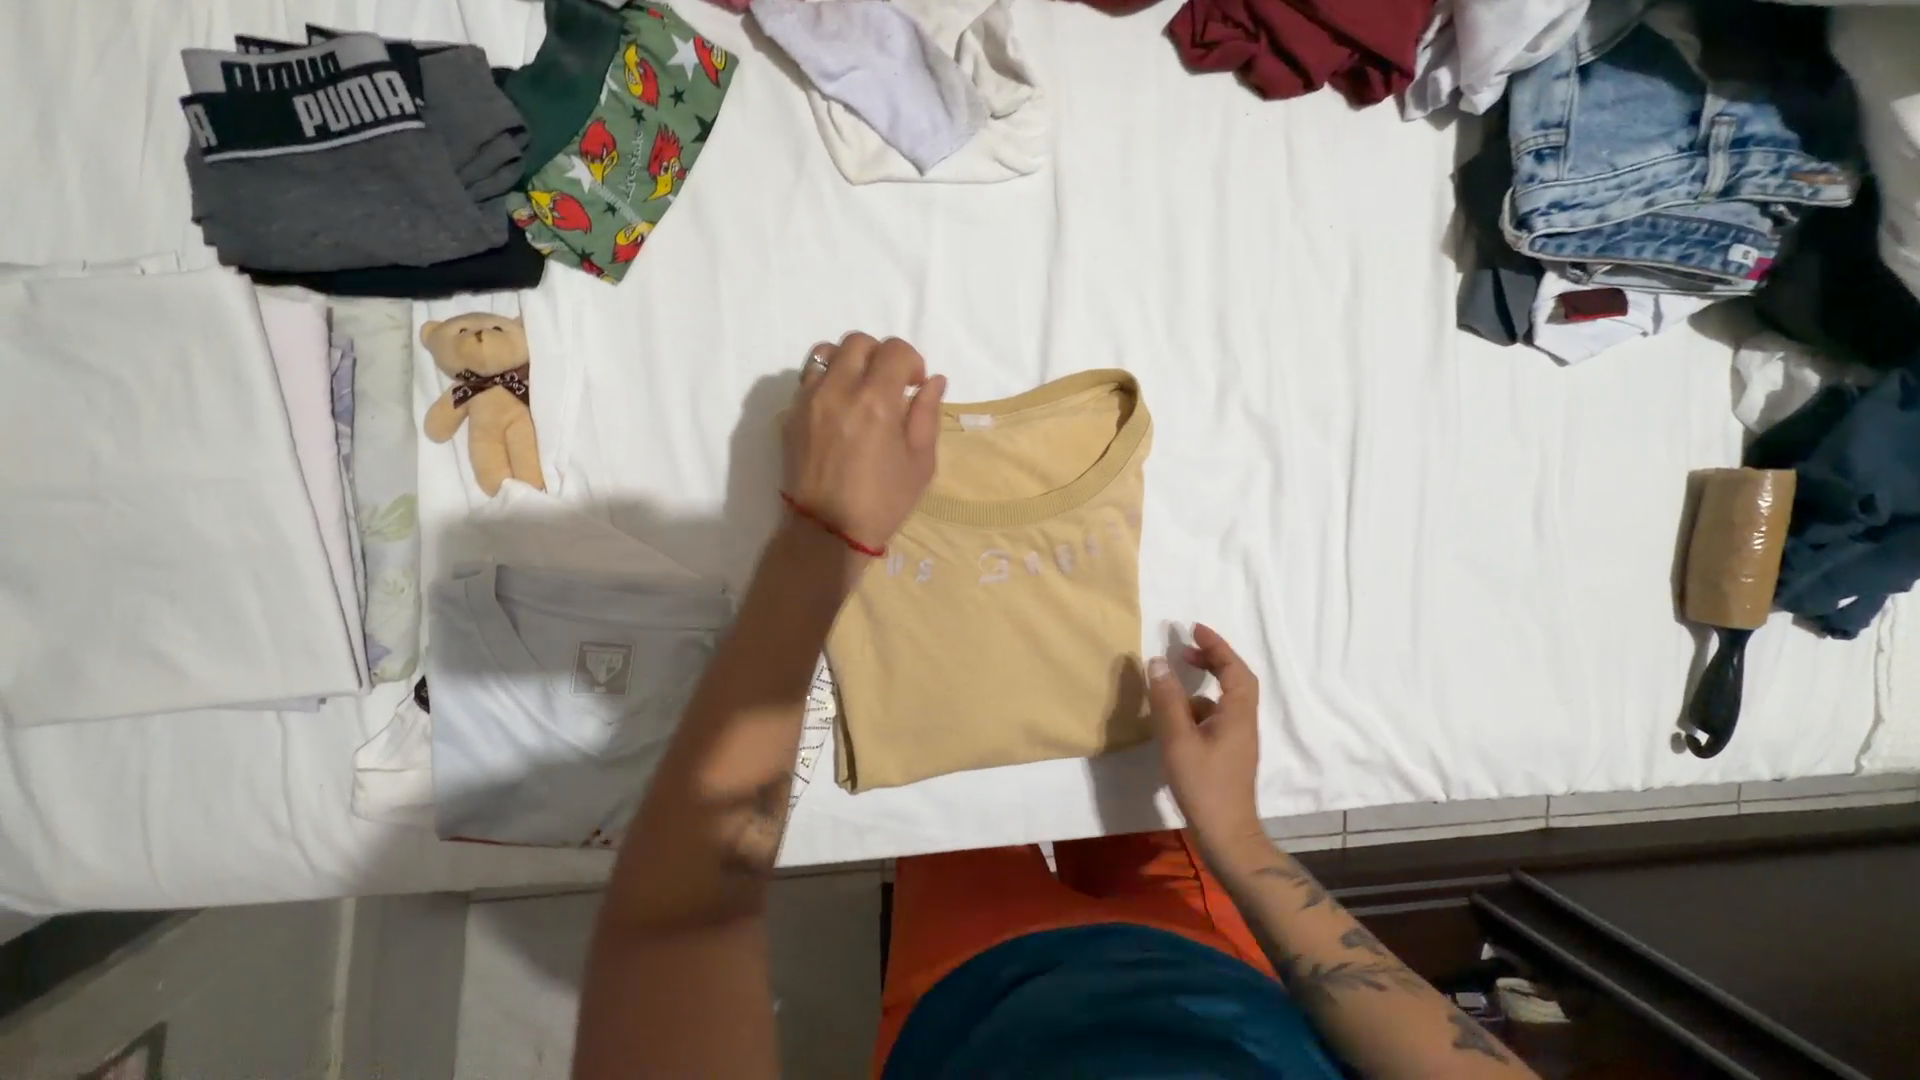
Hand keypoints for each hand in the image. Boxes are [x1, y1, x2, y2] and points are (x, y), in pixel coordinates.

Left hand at [783, 333, 947, 553]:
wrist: (827, 532)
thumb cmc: (883, 502)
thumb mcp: (920, 462)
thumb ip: (927, 414)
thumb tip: (934, 382)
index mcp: (877, 400)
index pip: (894, 349)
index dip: (911, 361)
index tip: (914, 385)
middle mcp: (839, 389)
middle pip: (858, 342)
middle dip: (879, 355)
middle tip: (888, 385)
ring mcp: (809, 400)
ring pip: (826, 352)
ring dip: (848, 361)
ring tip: (858, 389)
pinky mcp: (789, 415)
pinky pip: (808, 378)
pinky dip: (826, 380)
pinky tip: (838, 408)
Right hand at [1148, 624, 1264, 857]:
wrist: (1226, 834)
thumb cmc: (1203, 785)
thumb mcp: (1178, 740)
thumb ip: (1167, 700)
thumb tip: (1157, 662)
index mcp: (1238, 714)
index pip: (1234, 668)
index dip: (1217, 645)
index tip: (1194, 629)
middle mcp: (1243, 722)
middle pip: (1235, 680)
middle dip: (1212, 660)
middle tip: (1184, 649)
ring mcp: (1238, 740)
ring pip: (1224, 701)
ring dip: (1202, 685)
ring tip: (1171, 684)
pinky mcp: (1229, 754)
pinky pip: (1215, 718)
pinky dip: (1197, 708)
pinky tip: (1174, 720)